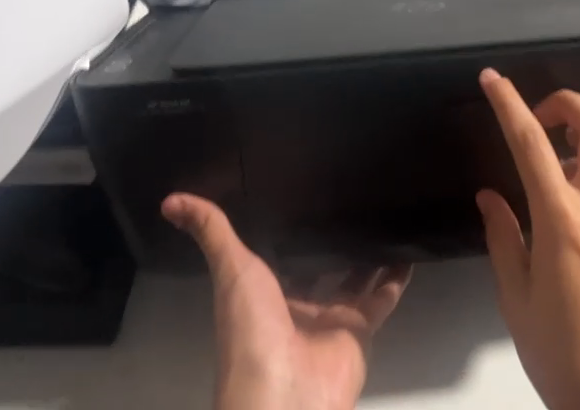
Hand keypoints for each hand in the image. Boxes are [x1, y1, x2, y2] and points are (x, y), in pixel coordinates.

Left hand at [163, 193, 410, 409]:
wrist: (285, 396)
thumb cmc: (251, 331)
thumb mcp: (230, 269)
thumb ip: (211, 232)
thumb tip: (171, 200)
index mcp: (261, 293)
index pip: (277, 253)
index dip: (287, 228)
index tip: (300, 191)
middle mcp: (295, 305)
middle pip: (317, 266)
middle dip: (328, 238)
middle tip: (348, 194)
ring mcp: (329, 319)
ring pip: (352, 278)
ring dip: (366, 252)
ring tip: (381, 211)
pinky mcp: (360, 330)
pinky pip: (381, 298)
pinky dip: (396, 277)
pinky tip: (407, 250)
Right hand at [476, 69, 579, 409]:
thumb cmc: (562, 356)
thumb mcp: (515, 300)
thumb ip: (502, 237)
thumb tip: (491, 197)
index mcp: (563, 222)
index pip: (532, 143)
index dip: (509, 102)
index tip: (492, 78)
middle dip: (567, 101)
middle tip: (540, 115)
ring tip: (568, 143)